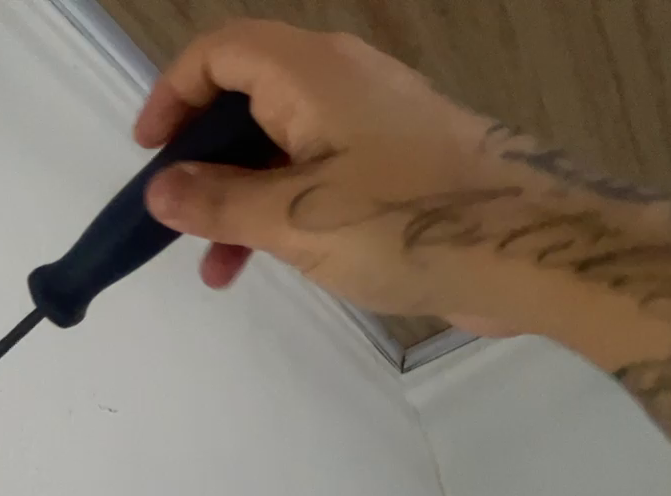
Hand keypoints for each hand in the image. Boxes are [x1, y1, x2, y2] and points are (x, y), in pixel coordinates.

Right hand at [135, 20, 501, 319]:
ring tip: (216, 267)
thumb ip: (219, 204)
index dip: (172, 95)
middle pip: (243, 101)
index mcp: (310, 75)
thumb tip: (159, 191)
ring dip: (236, 201)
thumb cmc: (402, 223)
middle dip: (200, 162)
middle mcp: (336, 84)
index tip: (147, 153)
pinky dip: (277, 210)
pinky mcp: (386, 165)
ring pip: (276, 147)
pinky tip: (264, 260)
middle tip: (176, 219)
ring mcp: (365, 125)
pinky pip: (310, 174)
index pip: (219, 53)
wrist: (523, 248)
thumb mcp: (293, 219)